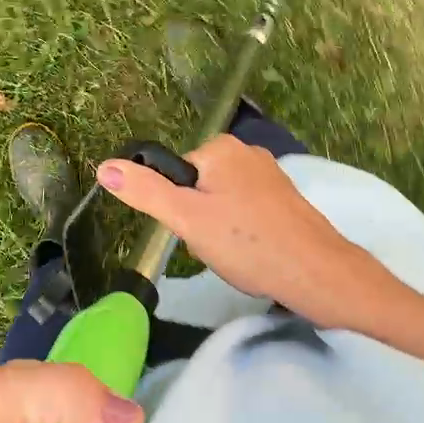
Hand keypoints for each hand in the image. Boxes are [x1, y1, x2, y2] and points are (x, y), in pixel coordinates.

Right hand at [97, 134, 380, 326]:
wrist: (320, 275)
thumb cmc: (249, 244)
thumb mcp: (187, 219)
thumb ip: (145, 191)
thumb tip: (104, 165)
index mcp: (221, 147)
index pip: (177, 177)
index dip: (181, 211)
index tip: (199, 233)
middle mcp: (246, 150)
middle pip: (199, 190)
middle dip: (202, 223)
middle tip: (219, 247)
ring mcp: (269, 174)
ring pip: (222, 204)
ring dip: (223, 233)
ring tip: (241, 256)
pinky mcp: (285, 198)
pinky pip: (247, 213)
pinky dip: (246, 235)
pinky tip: (258, 256)